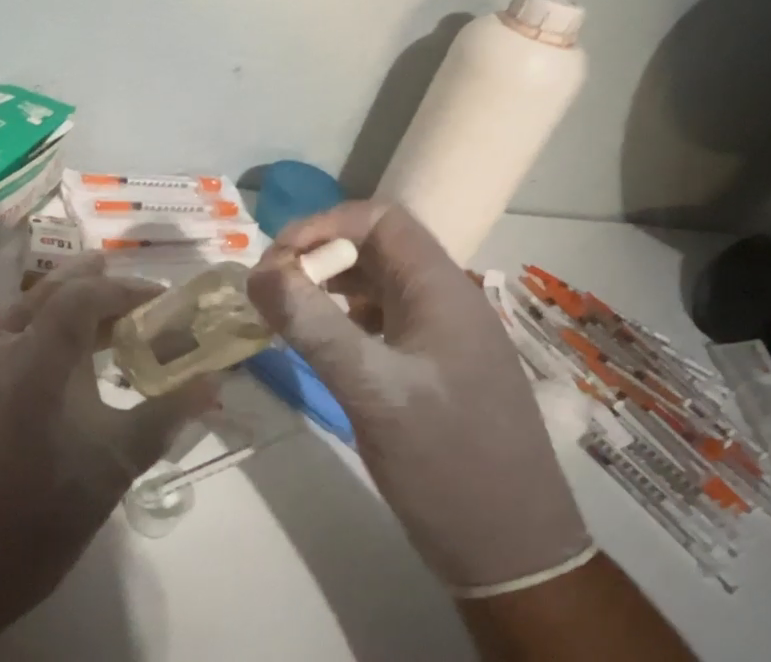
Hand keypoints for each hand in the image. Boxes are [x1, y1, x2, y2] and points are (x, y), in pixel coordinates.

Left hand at [0, 260, 218, 646]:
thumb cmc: (39, 517)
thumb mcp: (112, 467)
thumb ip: (163, 416)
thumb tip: (211, 382)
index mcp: (40, 360)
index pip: (83, 300)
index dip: (124, 292)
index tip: (160, 301)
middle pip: (44, 298)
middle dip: (85, 283)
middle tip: (118, 277)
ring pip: (5, 317)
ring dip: (41, 300)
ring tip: (70, 290)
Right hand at [246, 201, 592, 595]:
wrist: (512, 551)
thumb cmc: (447, 464)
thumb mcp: (374, 393)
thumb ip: (315, 328)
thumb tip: (258, 273)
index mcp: (443, 292)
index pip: (381, 219)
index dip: (324, 226)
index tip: (277, 261)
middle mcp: (445, 303)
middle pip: (376, 249)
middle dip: (318, 257)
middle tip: (271, 292)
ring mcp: (441, 338)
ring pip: (376, 287)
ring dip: (327, 288)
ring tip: (284, 316)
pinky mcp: (433, 370)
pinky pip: (381, 323)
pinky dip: (342, 321)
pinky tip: (317, 347)